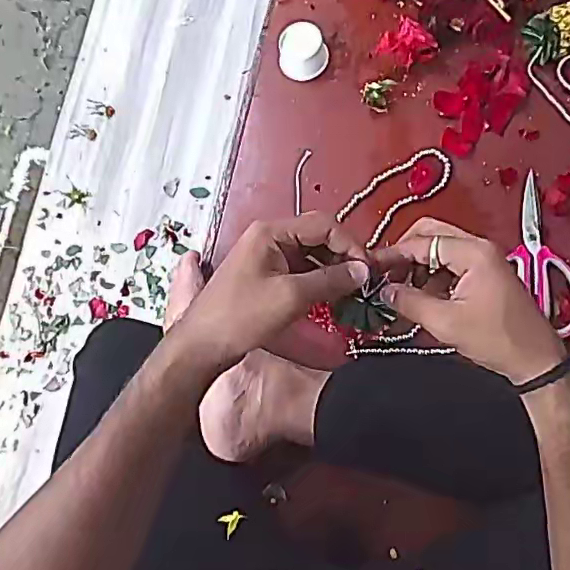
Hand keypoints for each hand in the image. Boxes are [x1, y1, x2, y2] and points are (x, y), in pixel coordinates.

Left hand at [165, 214, 370, 374]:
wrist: (202, 345)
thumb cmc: (241, 316)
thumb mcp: (291, 296)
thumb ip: (330, 280)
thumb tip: (363, 271)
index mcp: (271, 232)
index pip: (324, 225)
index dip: (350, 244)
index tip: (366, 270)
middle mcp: (270, 237)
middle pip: (319, 237)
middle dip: (344, 257)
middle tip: (363, 282)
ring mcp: (268, 256)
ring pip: (313, 255)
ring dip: (334, 271)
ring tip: (352, 292)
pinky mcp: (268, 275)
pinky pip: (303, 270)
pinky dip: (320, 281)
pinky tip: (333, 297)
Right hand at [376, 218, 566, 383]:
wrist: (535, 358)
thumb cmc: (496, 339)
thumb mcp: (446, 322)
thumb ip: (410, 302)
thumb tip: (384, 291)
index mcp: (473, 252)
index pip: (423, 241)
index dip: (394, 255)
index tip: (372, 269)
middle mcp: (479, 247)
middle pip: (430, 235)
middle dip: (405, 254)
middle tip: (385, 276)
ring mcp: (483, 259)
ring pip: (439, 250)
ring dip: (417, 267)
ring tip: (399, 292)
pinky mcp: (484, 273)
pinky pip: (450, 264)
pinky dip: (432, 276)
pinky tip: (420, 298)